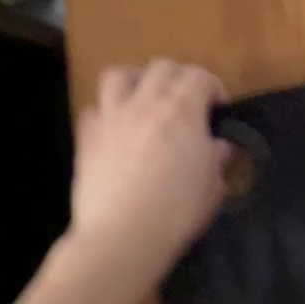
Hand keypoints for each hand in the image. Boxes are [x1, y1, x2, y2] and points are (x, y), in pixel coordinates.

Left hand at [70, 59, 231, 269]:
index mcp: (183, 109)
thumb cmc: (178, 211)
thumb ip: (216, 159)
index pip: (200, 76)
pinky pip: (93, 109)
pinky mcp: (86, 137)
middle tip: (186, 103)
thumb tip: (217, 146)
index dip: (213, 88)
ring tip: (144, 101)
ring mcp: (112, 117)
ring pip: (119, 75)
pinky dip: (105, 114)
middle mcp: (146, 102)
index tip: (218, 109)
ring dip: (136, 81)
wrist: (123, 235)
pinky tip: (115, 131)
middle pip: (162, 67)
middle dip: (178, 78)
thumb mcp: (213, 186)